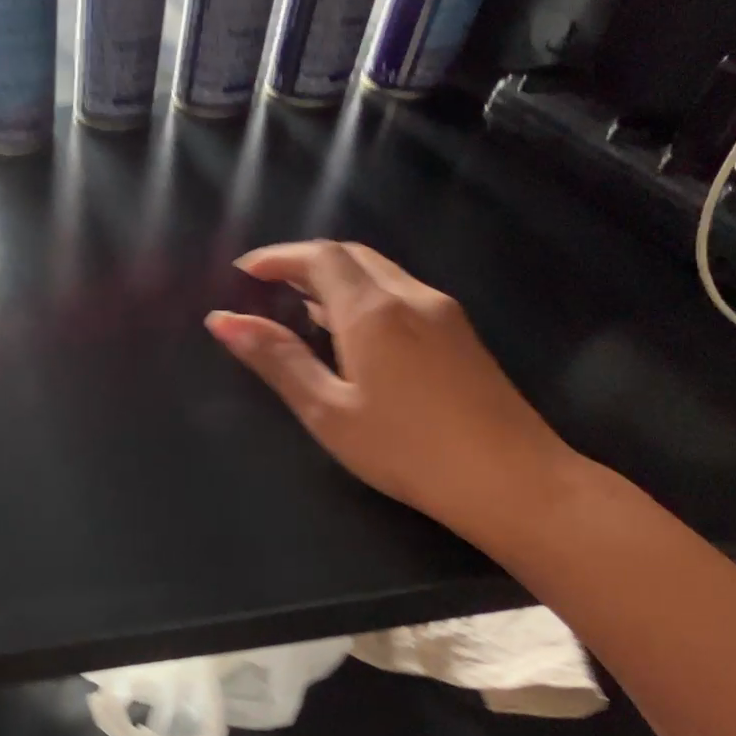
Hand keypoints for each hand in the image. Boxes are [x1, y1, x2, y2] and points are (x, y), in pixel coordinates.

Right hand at [205, 241, 574, 538]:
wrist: (512, 481)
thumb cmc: (406, 449)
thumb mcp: (327, 410)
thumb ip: (276, 359)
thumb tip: (222, 320)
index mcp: (373, 311)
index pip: (320, 257)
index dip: (278, 257)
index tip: (243, 272)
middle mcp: (411, 297)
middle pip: (352, 255)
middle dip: (305, 261)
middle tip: (265, 285)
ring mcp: (443, 313)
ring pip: (380, 272)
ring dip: (335, 277)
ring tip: (296, 306)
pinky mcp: (459, 334)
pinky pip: (400, 293)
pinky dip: (362, 294)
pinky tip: (347, 330)